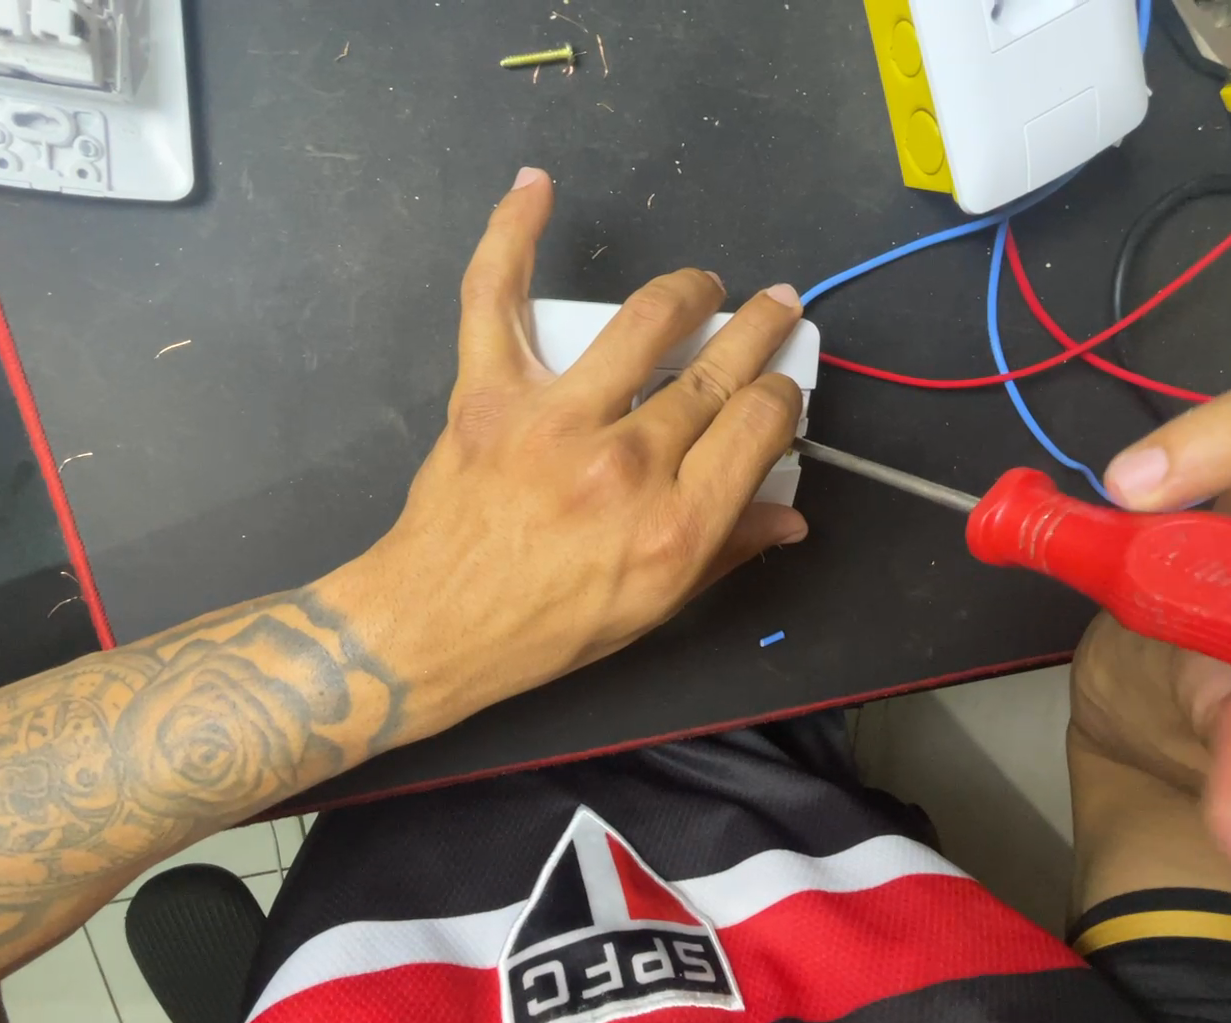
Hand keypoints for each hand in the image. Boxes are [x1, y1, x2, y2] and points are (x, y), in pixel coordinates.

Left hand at [336, 167, 807, 728]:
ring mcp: (554, 420)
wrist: (438, 624)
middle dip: (759, 328)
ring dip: (689, 290)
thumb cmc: (553, 626)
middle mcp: (627, 463)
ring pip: (645, 321)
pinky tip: (535, 187)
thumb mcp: (656, 608)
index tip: (775, 390)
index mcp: (678, 524)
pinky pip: (496, 297)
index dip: (781, 394)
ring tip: (703, 285)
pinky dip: (511, 236)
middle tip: (775, 305)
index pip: (760, 422)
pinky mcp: (489, 394)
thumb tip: (792, 515)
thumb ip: (727, 552)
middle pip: (717, 369)